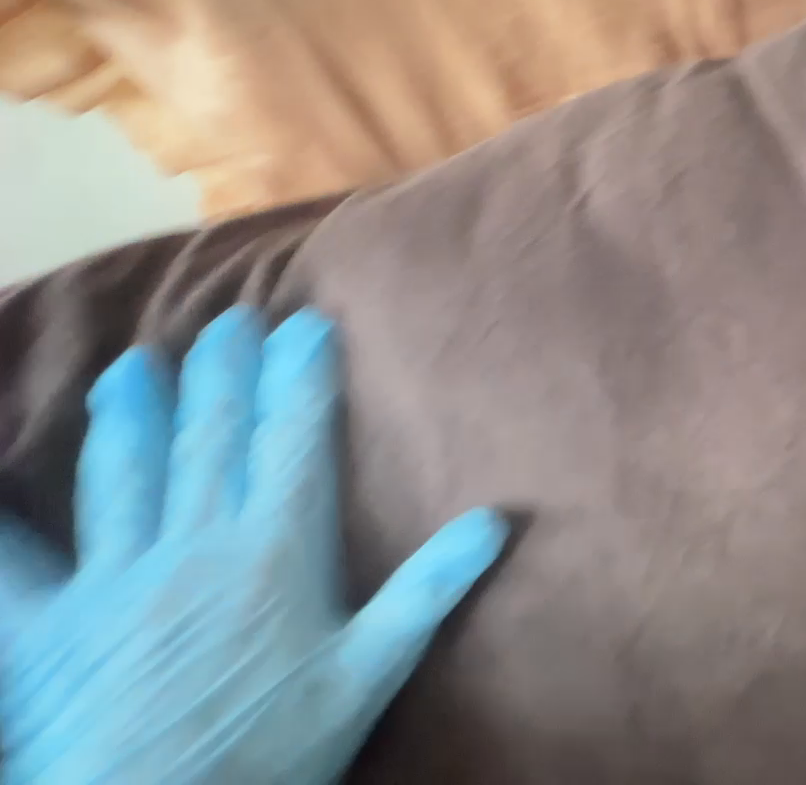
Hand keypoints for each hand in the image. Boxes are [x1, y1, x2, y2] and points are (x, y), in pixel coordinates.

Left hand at [0, 306, 507, 784]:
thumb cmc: (274, 745)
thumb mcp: (372, 671)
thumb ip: (430, 589)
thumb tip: (498, 517)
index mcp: (273, 552)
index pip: (293, 443)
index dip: (300, 379)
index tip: (305, 325)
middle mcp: (192, 549)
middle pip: (211, 443)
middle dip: (222, 376)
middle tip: (229, 320)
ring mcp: (108, 587)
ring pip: (121, 480)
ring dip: (131, 416)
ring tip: (134, 363)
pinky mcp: (38, 635)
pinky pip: (11, 568)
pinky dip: (0, 525)